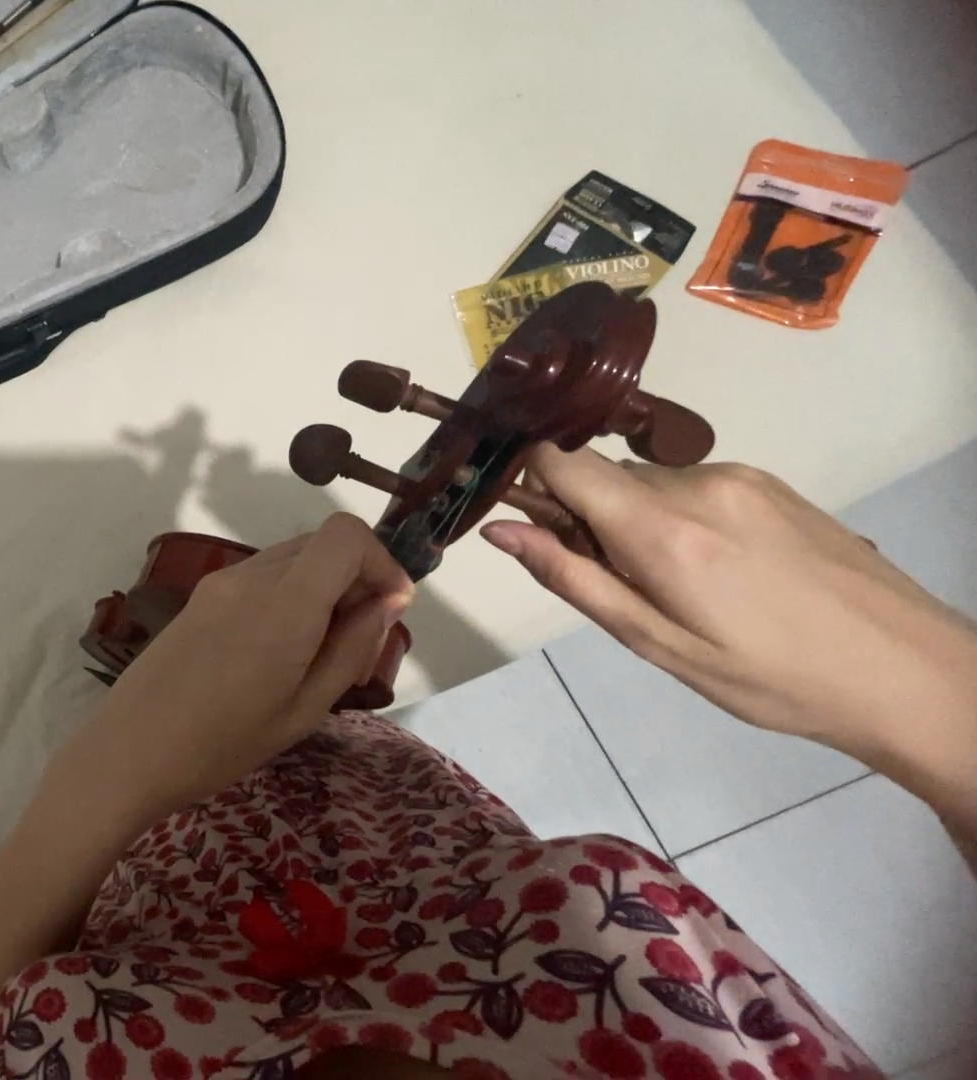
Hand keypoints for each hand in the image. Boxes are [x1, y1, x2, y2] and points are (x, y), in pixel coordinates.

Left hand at [54, 513, 413, 820]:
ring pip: (288, 559)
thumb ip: (351, 648)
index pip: (345, 535)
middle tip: (355, 640)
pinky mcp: (197, 597)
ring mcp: (217, 583)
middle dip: (354, 578)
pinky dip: (285, 595)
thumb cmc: (222, 745)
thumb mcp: (304, 709)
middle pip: (319, 544)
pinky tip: (275, 649)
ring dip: (318, 587)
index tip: (389, 610)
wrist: (129, 750)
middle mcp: (248, 577)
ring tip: (314, 652)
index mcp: (282, 602)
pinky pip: (257, 576)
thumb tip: (388, 601)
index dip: (380, 562)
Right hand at [481, 447, 976, 770]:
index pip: (562, 461)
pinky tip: (711, 567)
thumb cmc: (768, 677)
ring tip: (672, 582)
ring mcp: (739, 478)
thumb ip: (570, 578)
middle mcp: (697, 485)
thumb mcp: (653, 642)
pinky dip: (670, 516)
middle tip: (614, 581)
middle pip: (598, 477)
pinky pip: (683, 485)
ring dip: (628, 520)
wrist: (916, 675)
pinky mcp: (768, 483)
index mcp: (663, 530)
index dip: (528, 479)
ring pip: (640, 483)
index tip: (527, 519)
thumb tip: (498, 529)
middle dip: (582, 517)